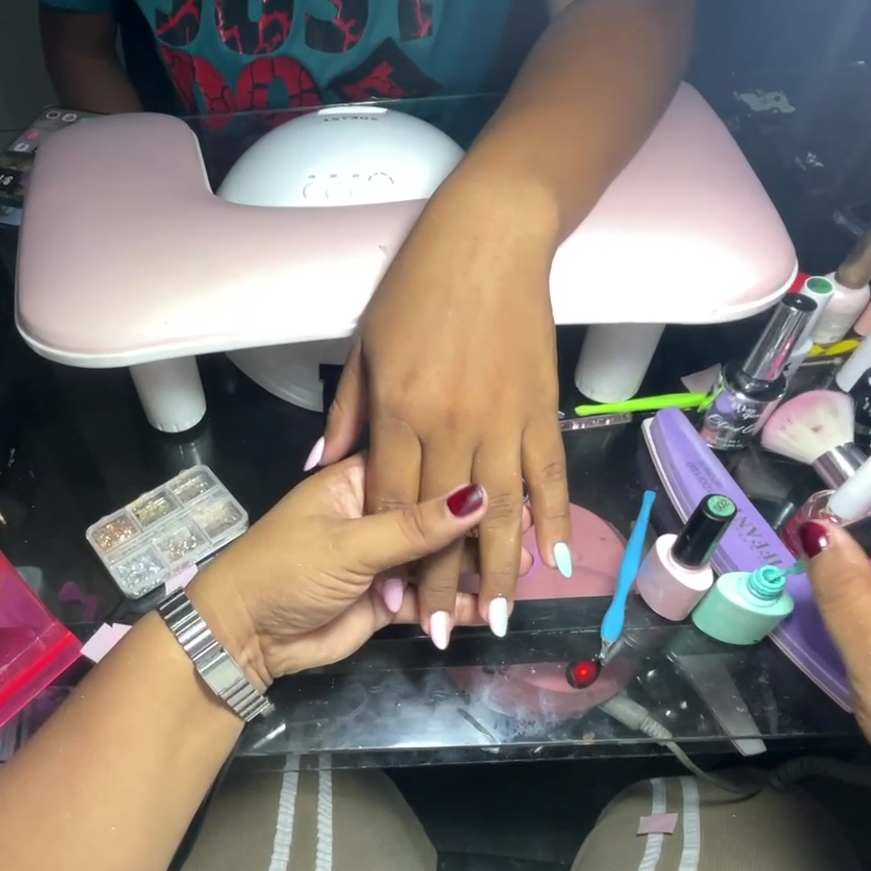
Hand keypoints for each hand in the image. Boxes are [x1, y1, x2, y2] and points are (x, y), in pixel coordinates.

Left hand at [185, 457, 489, 688]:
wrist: (246, 635)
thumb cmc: (286, 570)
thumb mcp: (348, 544)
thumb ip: (413, 527)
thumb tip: (477, 496)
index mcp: (359, 483)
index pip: (422, 469)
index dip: (466, 478)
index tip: (513, 485)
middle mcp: (376, 515)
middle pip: (437, 518)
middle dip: (477, 531)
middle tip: (526, 537)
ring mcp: (383, 560)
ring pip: (437, 561)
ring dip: (471, 569)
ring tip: (519, 572)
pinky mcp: (385, 601)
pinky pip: (427, 599)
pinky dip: (452, 606)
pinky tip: (486, 610)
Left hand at [316, 182, 571, 648]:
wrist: (487, 237)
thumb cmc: (414, 289)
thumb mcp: (364, 348)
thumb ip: (346, 414)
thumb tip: (317, 462)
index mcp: (398, 415)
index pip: (391, 500)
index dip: (392, 552)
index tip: (395, 600)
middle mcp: (449, 428)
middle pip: (443, 522)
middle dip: (445, 583)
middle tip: (451, 632)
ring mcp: (500, 422)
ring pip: (500, 513)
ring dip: (499, 571)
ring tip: (498, 618)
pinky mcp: (540, 411)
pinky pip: (548, 477)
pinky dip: (553, 521)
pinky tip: (552, 561)